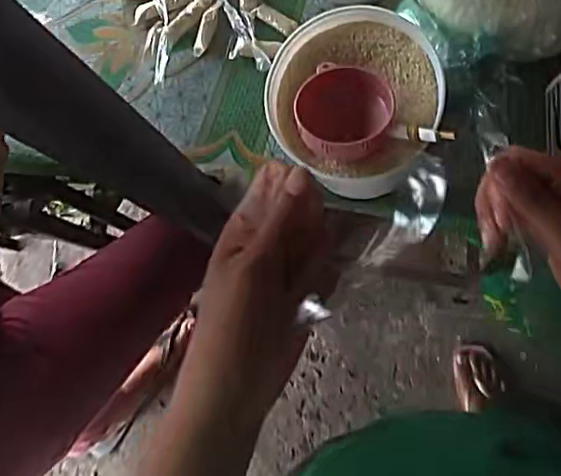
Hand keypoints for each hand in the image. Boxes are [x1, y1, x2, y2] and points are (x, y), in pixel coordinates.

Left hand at [180, 163, 330, 435]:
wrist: (236, 391)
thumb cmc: (231, 323)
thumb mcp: (253, 264)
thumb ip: (279, 217)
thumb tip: (300, 170)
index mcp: (246, 226)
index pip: (276, 182)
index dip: (296, 180)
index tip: (310, 193)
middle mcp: (271, 237)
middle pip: (305, 206)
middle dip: (310, 223)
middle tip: (298, 252)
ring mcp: (292, 262)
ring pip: (320, 234)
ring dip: (316, 255)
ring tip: (297, 283)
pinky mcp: (310, 285)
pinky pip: (328, 264)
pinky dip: (323, 277)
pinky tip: (307, 298)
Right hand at [476, 147, 560, 351]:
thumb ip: (531, 202)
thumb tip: (495, 164)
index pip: (517, 158)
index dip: (499, 183)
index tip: (497, 223)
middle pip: (510, 172)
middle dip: (495, 201)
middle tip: (496, 241)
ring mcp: (555, 204)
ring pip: (509, 193)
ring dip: (496, 216)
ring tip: (497, 247)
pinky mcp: (548, 225)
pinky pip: (517, 211)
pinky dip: (504, 226)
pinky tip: (500, 247)